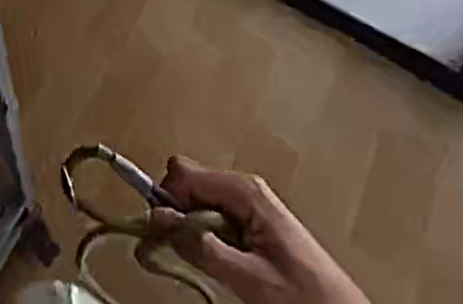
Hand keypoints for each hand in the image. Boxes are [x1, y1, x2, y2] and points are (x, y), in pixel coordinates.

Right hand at [149, 156, 369, 303]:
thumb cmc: (305, 298)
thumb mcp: (249, 280)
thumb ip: (203, 248)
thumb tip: (161, 219)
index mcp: (245, 191)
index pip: (184, 172)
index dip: (165, 199)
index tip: (157, 233)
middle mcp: (244, 189)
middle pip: (188, 184)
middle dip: (174, 214)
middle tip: (173, 252)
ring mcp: (248, 204)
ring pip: (197, 203)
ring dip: (188, 229)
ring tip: (196, 266)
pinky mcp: (250, 222)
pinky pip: (212, 218)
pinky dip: (203, 237)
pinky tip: (213, 264)